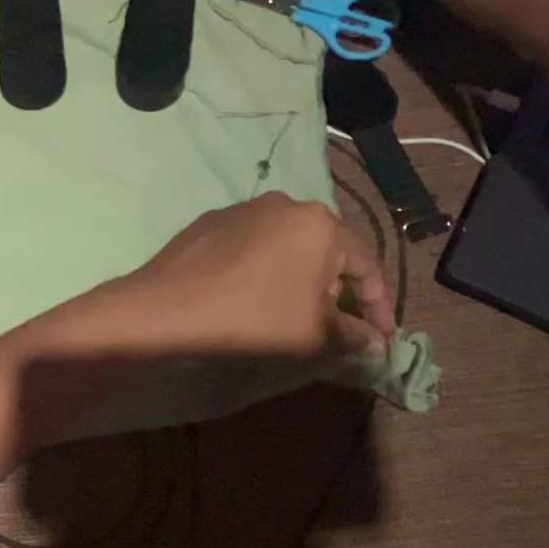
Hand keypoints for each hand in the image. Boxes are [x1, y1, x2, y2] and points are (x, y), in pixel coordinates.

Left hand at [85, 194, 394, 359]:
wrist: (165, 308)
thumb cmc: (252, 318)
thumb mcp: (314, 334)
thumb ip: (354, 335)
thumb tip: (376, 343)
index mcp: (320, 223)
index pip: (366, 267)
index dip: (380, 309)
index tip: (383, 341)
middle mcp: (285, 204)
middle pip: (327, 252)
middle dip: (337, 291)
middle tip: (338, 328)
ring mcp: (243, 208)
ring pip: (288, 247)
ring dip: (299, 279)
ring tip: (294, 314)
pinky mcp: (210, 222)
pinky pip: (253, 247)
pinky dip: (264, 271)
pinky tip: (252, 297)